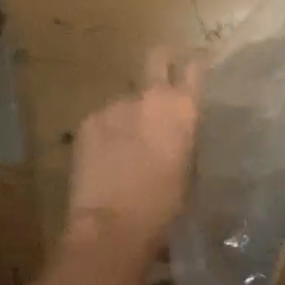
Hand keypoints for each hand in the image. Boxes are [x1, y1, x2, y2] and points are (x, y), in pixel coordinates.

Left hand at [65, 48, 205, 250]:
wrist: (112, 228)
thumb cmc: (163, 207)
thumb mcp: (189, 169)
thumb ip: (185, 138)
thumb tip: (180, 131)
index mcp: (183, 107)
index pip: (195, 64)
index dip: (195, 63)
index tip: (195, 70)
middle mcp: (151, 95)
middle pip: (157, 56)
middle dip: (161, 61)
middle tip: (161, 83)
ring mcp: (116, 105)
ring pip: (126, 100)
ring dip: (128, 116)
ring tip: (125, 148)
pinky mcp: (89, 120)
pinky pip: (103, 120)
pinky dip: (106, 135)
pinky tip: (104, 161)